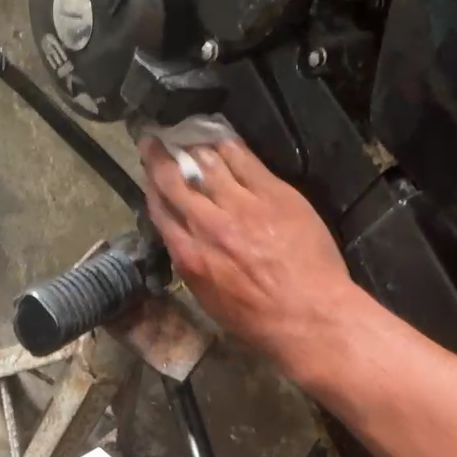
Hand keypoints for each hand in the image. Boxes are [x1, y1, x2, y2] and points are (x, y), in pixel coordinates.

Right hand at [143, 138, 361, 371]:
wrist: (308, 314)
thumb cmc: (260, 321)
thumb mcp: (210, 302)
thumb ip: (194, 267)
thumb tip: (186, 245)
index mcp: (190, 257)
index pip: (161, 212)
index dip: (151, 188)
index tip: (149, 174)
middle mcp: (209, 225)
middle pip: (176, 181)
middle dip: (160, 158)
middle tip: (153, 141)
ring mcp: (241, 205)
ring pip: (208, 163)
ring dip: (194, 146)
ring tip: (189, 135)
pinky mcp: (273, 192)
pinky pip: (244, 159)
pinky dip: (228, 145)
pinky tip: (222, 138)